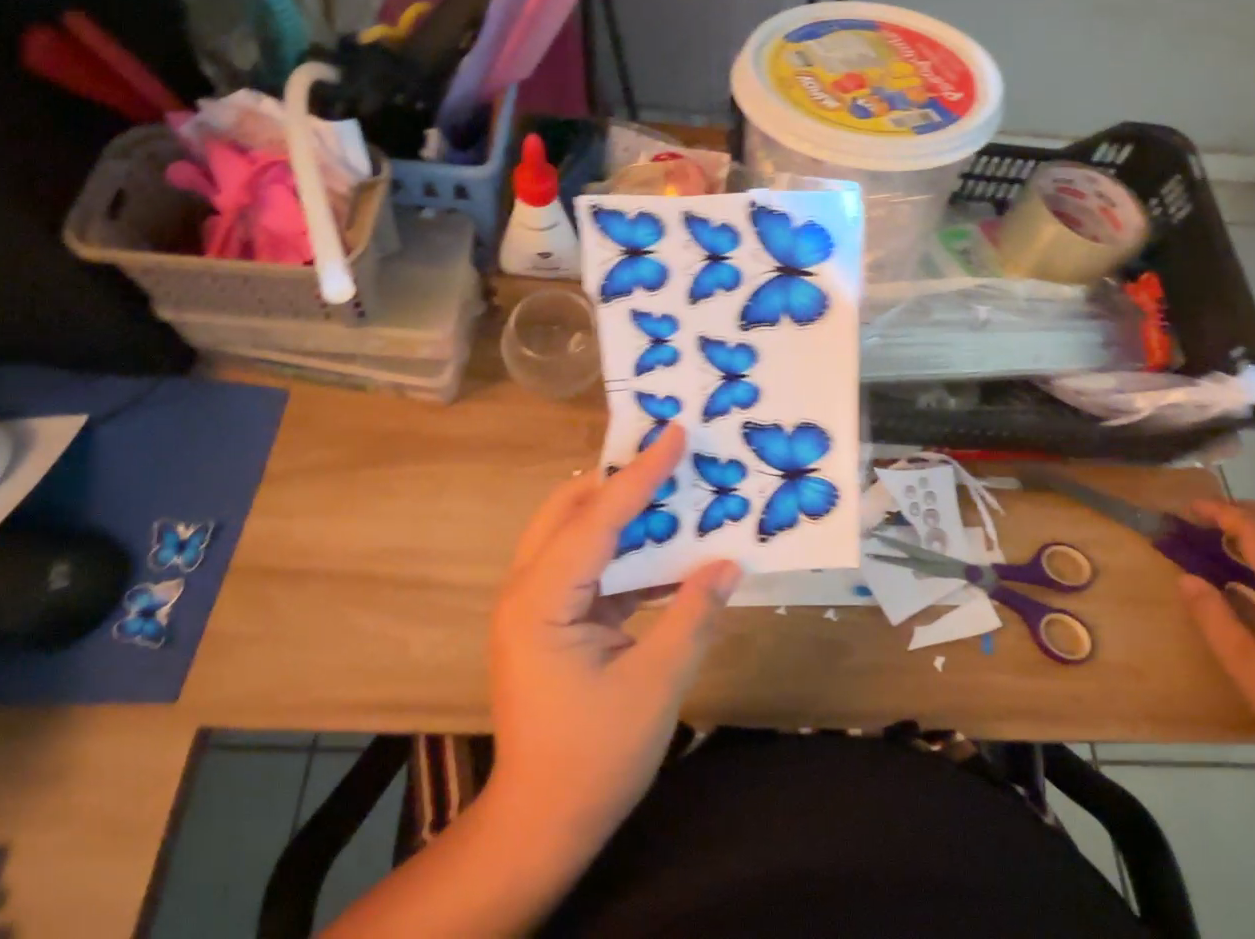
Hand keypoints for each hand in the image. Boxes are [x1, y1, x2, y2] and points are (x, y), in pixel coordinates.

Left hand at [487, 423, 739, 836]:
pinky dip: (623, 559)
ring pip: (576, 540)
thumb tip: (728, 564)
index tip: (673, 434)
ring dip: (622, 518)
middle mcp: (526, 592)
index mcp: (541, 600)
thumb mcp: (655, 684)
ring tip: (674, 494)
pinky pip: (586, 574)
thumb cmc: (596, 756)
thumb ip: (692, 616)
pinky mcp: (549, 627)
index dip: (640, 476)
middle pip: (569, 513)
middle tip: (669, 456)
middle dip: (618, 483)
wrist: (544, 821)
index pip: (596, 520)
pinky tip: (666, 554)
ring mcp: (533, 610)